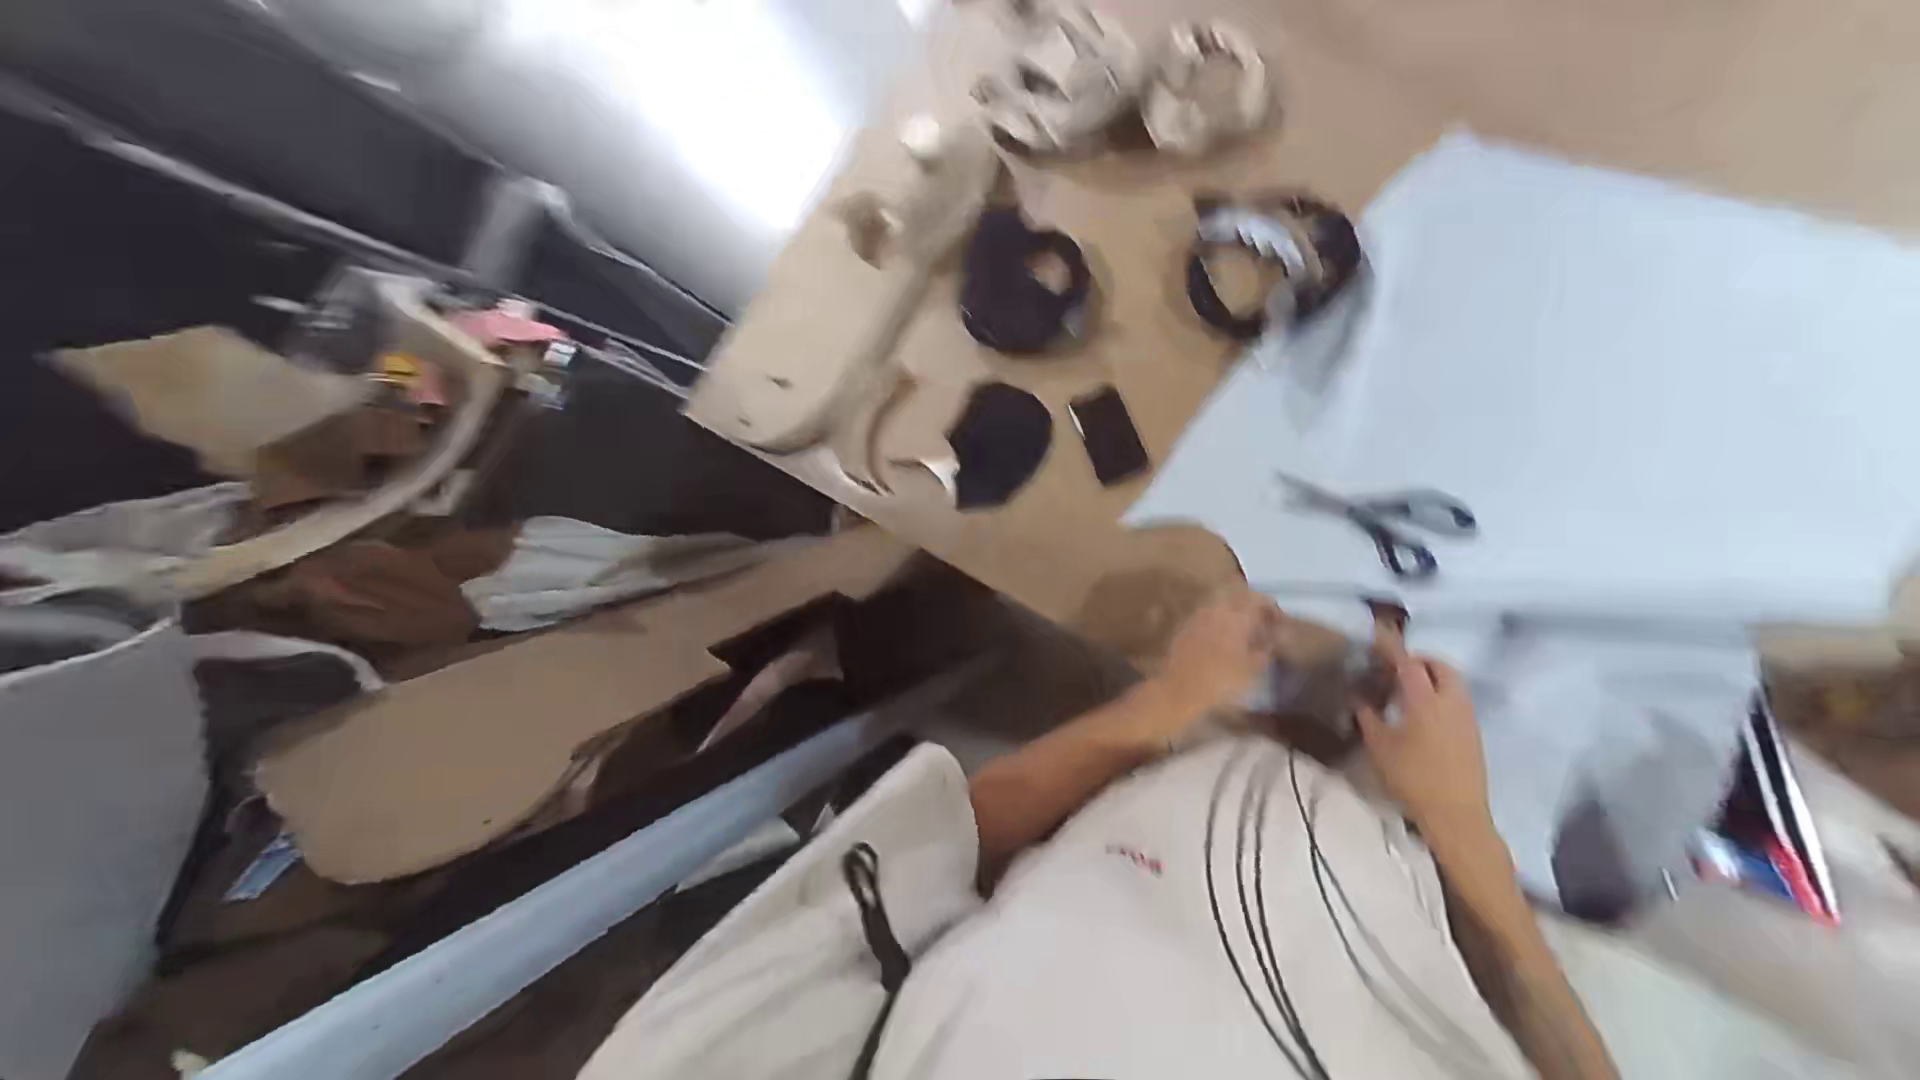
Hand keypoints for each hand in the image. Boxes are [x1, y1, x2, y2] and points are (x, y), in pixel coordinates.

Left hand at [1149, 588, 1284, 714]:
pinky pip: (1207, 616)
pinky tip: (1222, 640)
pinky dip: (1218, 622)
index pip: (1258, 599)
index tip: (1279, 622)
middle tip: (1262, 625)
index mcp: (1235, 614)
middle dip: (1252, 608)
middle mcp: (1215, 608)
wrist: (1177, 687)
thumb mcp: (1252, 668)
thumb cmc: (1220, 679)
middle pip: (1238, 598)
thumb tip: (1272, 638)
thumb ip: (1266, 648)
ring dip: (1234, 614)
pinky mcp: (1184, 626)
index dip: (1271, 608)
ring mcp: (1197, 615)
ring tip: (1244, 634)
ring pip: (1221, 606)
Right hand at [1355, 651, 1492, 836]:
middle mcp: (1452, 703)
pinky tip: (1421, 713)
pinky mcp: (1473, 734)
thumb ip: (1367, 715)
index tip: (1377, 641)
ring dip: (1432, 677)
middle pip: (1441, 667)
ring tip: (1406, 689)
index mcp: (1426, 701)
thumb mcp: (1379, 745)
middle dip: (1420, 660)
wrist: (1456, 814)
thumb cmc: (1411, 776)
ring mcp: (1467, 718)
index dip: (1393, 650)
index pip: (1409, 664)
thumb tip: (1357, 697)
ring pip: (1454, 683)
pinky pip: (1458, 701)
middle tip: (1395, 667)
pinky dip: (1440, 695)